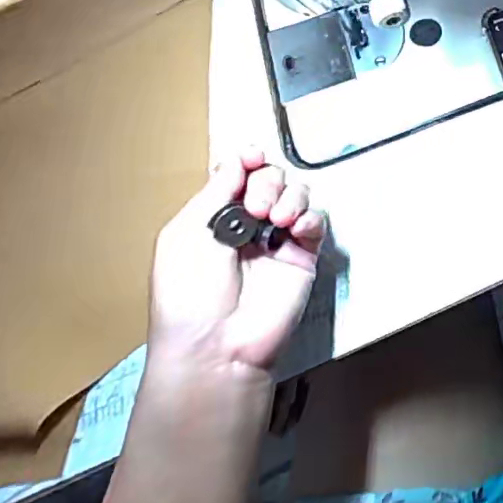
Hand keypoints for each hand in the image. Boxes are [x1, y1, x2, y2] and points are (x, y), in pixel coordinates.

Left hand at [148, 149, 324, 378]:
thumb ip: (214, 194)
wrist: (217, 346)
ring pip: (297, 194)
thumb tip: (238, 159)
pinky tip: (295, 228)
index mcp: (216, 216)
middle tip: (258, 208)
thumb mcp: (185, 237)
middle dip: (268, 182)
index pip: (240, 175)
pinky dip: (310, 217)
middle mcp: (249, 222)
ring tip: (276, 220)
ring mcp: (278, 238)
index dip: (249, 160)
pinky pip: (317, 222)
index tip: (253, 157)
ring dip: (290, 197)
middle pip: (271, 178)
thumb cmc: (188, 296)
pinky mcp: (304, 255)